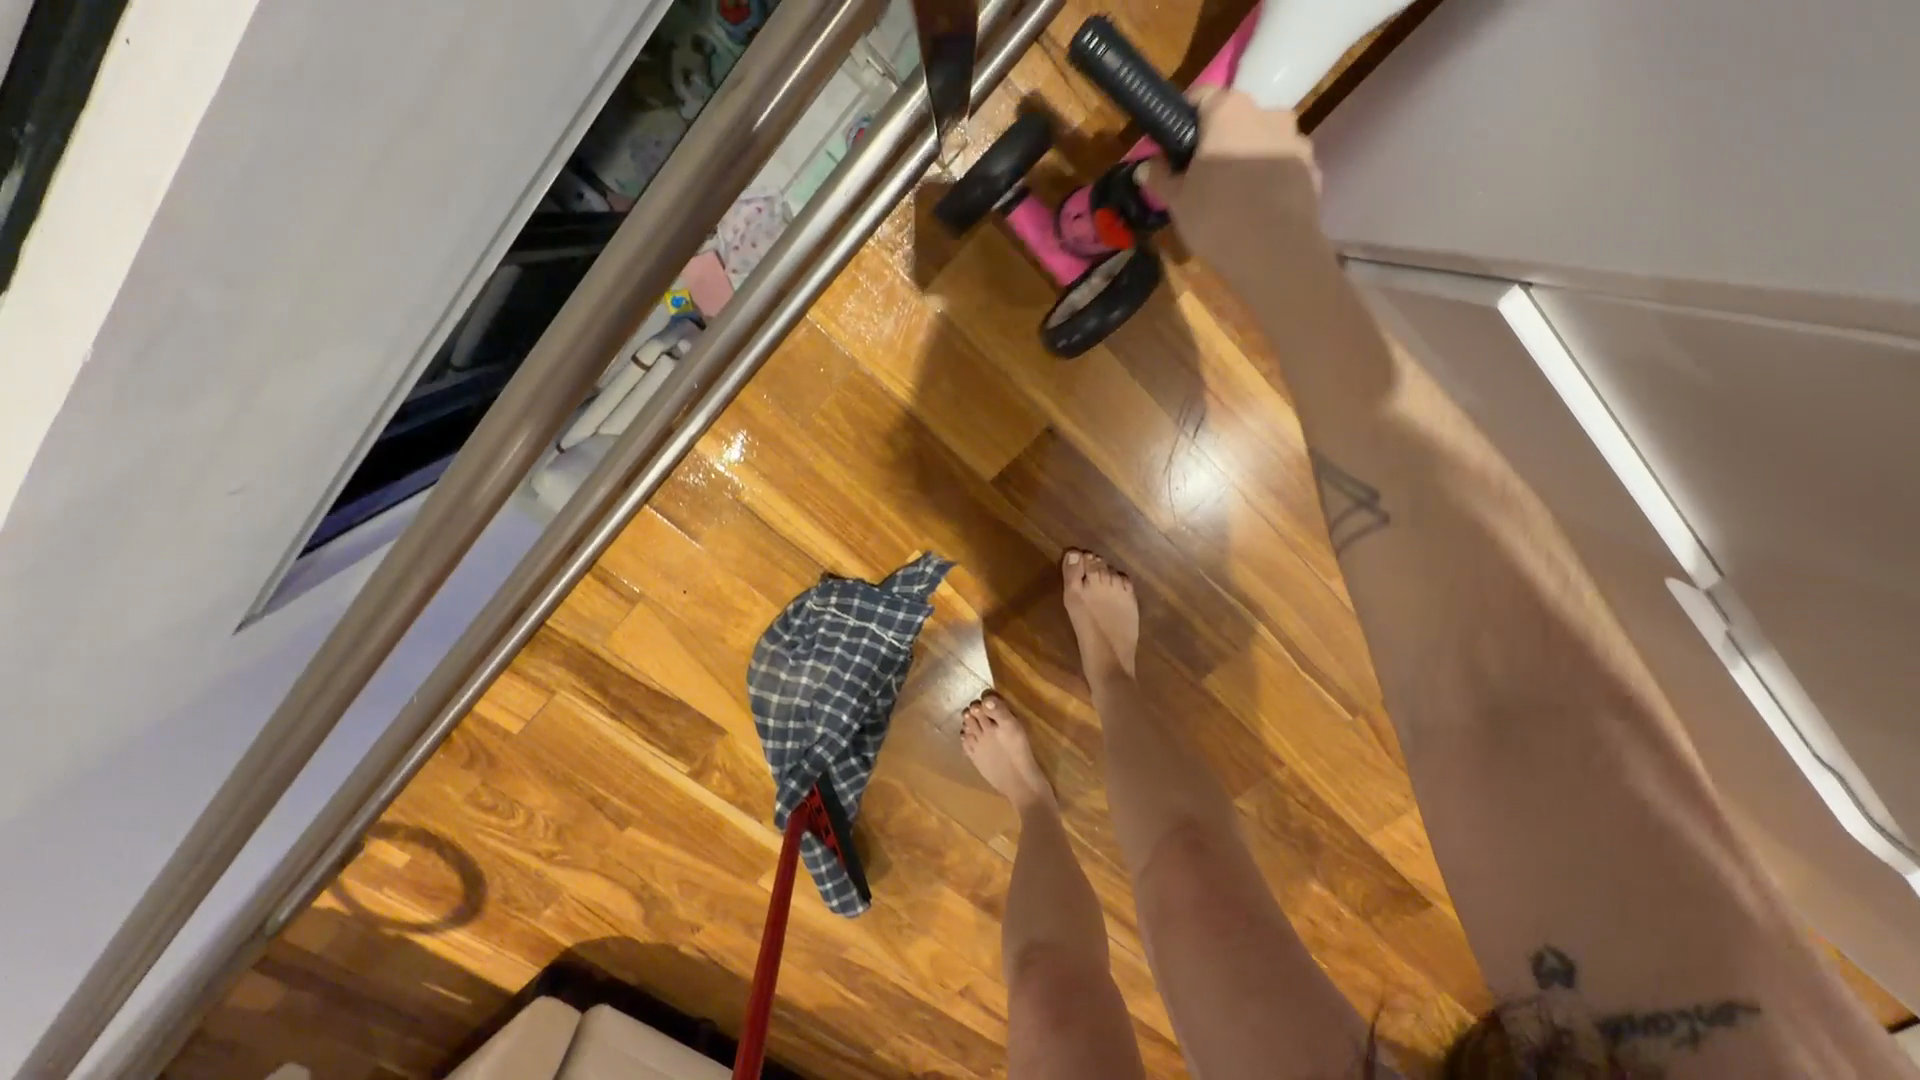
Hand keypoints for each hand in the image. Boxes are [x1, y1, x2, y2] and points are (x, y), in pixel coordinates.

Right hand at [1138, 88, 1326, 281]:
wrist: (1275, 254)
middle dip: (1220, 140)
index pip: (1202, 96)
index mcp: (1229, 111)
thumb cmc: (1217, 217)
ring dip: (1249, 158)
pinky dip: (1270, 180)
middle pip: (1237, 119)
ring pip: (1263, 142)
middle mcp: (1268, 114)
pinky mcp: (1313, 170)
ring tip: (1234, 196)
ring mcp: (1296, 140)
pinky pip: (1283, 167)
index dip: (1185, 118)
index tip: (1175, 146)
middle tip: (1203, 175)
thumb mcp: (1178, 201)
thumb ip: (1161, 178)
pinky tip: (1257, 209)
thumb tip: (1145, 168)